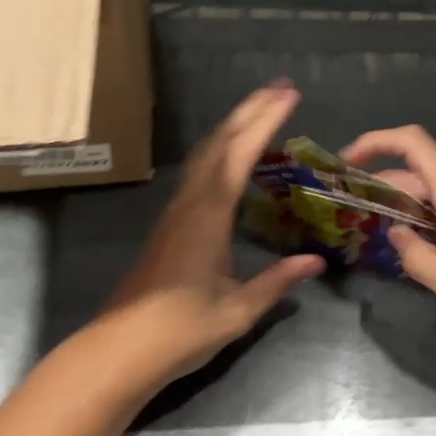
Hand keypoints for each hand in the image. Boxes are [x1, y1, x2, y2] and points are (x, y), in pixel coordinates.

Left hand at [96, 80, 324, 383]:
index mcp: (210, 213)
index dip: (266, 121)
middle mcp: (191, 200)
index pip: (241, 153)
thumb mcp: (237, 311)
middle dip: (251, 109)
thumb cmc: (179, 330)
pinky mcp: (170, 221)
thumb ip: (276, 282)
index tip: (290, 95)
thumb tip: (315, 261)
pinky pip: (199, 168)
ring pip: (206, 151)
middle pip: (221, 141)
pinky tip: (231, 155)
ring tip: (260, 107)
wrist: (119, 349)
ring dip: (234, 124)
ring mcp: (176, 208)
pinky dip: (221, 147)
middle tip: (281, 86)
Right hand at [341, 125, 435, 353]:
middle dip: (382, 191)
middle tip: (353, 223)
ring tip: (385, 243)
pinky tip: (426, 252)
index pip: (413, 143)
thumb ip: (420, 262)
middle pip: (418, 172)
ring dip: (407, 209)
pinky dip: (430, 218)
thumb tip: (395, 235)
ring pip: (435, 190)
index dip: (375, 141)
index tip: (345, 163)